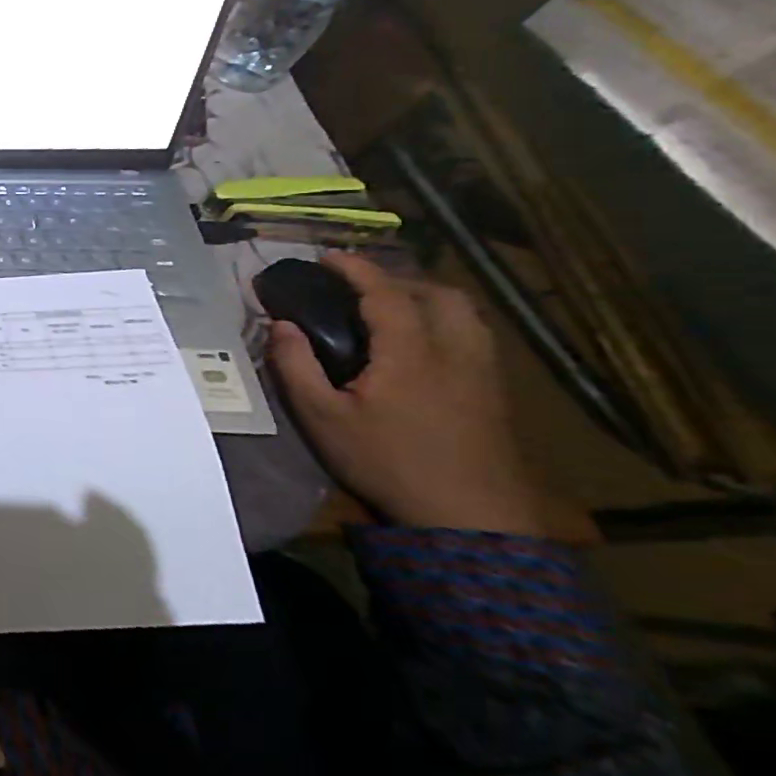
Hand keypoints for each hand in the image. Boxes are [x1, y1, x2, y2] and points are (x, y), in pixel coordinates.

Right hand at [267, 253, 548, 535]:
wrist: (469, 517)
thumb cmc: (388, 462)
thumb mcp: (323, 419)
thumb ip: (296, 366)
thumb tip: (280, 325)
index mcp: (411, 351)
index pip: (385, 292)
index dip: (355, 268)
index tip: (327, 257)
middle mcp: (455, 350)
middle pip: (437, 293)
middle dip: (397, 279)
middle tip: (360, 289)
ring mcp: (483, 371)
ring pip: (465, 314)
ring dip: (427, 299)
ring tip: (393, 312)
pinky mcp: (496, 393)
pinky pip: (474, 336)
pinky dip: (446, 323)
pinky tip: (424, 347)